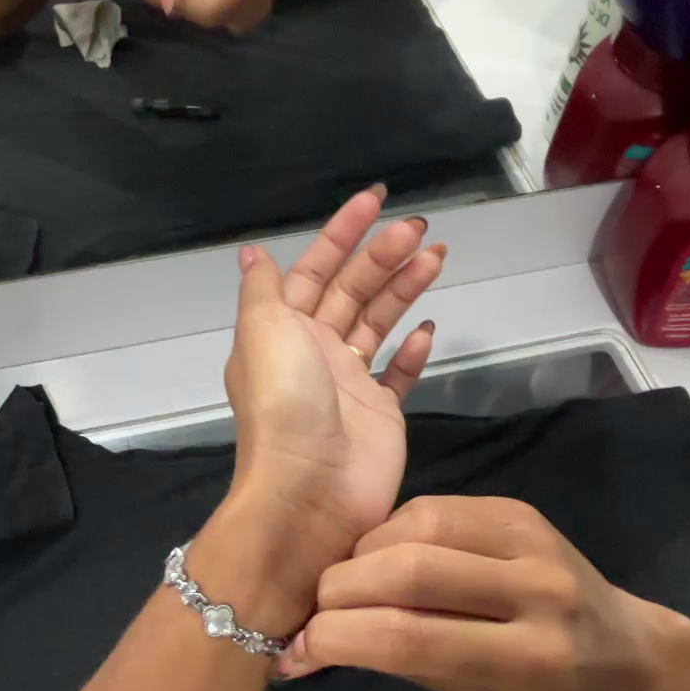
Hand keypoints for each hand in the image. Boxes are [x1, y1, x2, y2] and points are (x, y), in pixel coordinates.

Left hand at [223, 185, 443, 566]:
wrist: (309, 489)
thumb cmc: (285, 403)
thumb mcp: (262, 331)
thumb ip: (263, 290)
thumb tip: (252, 253)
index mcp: (282, 331)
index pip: (313, 270)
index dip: (341, 234)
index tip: (376, 200)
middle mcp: (313, 353)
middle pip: (351, 292)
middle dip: (383, 257)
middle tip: (421, 229)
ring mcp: (348, 385)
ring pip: (379, 325)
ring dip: (403, 290)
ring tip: (437, 257)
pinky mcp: (379, 415)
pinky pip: (397, 375)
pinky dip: (412, 352)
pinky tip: (426, 327)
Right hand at [280, 497, 689, 690]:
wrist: (622, 647)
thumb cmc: (540, 690)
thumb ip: (398, 659)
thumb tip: (308, 645)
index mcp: (529, 659)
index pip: (411, 640)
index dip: (339, 640)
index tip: (300, 648)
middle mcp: (537, 591)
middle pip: (410, 571)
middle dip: (341, 590)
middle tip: (318, 609)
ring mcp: (530, 538)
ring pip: (415, 527)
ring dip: (362, 555)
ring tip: (350, 581)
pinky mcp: (516, 507)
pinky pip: (431, 507)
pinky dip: (390, 532)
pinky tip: (382, 554)